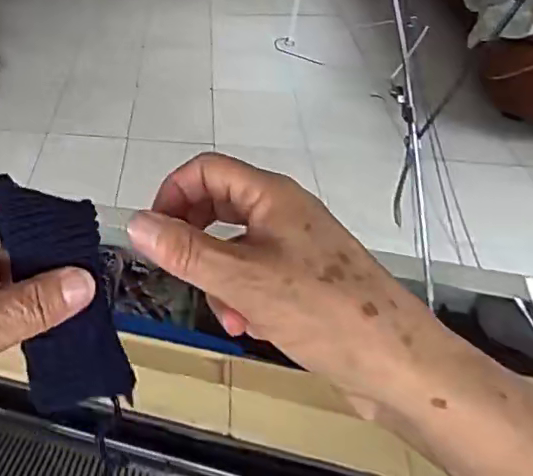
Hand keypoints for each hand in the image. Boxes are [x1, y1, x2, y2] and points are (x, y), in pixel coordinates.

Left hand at [0, 206, 93, 475]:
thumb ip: (31, 304)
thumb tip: (79, 282)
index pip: (13, 218)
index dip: (49, 226)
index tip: (86, 238)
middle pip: (20, 251)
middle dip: (54, 263)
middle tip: (93, 273)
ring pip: (18, 286)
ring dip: (48, 295)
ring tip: (86, 301)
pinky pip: (12, 318)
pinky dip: (37, 322)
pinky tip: (60, 329)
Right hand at [127, 153, 532, 475]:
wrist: (397, 362)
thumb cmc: (321, 309)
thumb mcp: (243, 281)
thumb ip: (186, 251)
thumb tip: (136, 221)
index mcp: (270, 194)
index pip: (207, 169)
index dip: (174, 194)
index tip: (154, 235)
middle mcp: (283, 209)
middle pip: (220, 206)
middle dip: (196, 242)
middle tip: (185, 276)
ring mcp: (296, 242)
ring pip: (236, 245)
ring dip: (220, 277)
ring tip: (229, 315)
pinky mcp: (306, 276)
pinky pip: (258, 272)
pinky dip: (245, 294)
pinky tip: (253, 326)